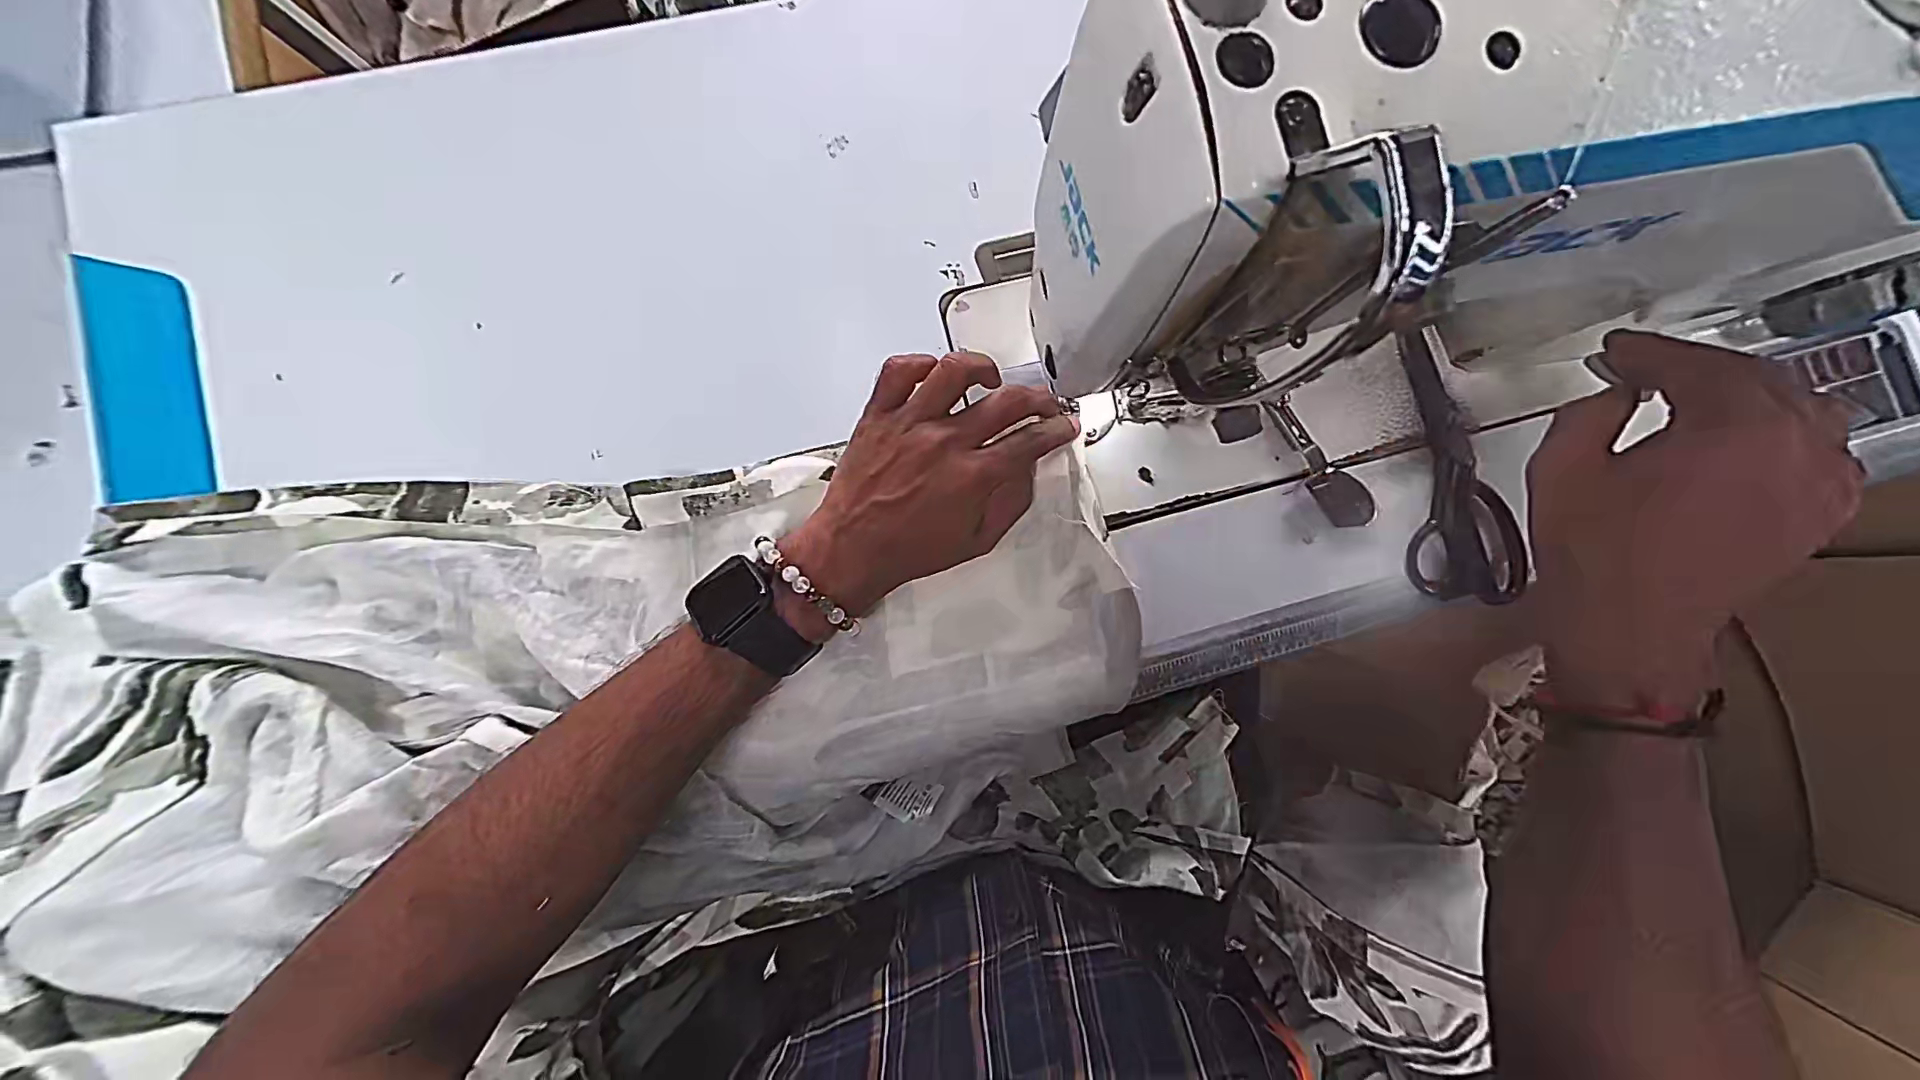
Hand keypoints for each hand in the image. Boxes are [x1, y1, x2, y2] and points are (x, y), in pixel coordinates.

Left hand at [774, 351, 1078, 638]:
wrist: (851, 550)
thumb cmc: (906, 550)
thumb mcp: (977, 540)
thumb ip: (1011, 502)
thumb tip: (1028, 470)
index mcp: (972, 478)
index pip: (1031, 439)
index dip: (1056, 429)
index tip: (1061, 426)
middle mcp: (943, 444)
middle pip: (1008, 400)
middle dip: (1039, 398)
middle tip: (1041, 404)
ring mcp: (909, 425)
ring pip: (955, 370)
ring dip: (983, 368)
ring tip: (989, 379)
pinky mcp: (879, 416)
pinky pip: (899, 371)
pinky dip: (920, 363)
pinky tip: (934, 374)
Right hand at [1527, 331, 1862, 711]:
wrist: (1629, 624)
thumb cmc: (1593, 553)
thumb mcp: (1559, 470)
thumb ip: (1588, 413)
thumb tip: (1614, 394)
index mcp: (1730, 428)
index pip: (1693, 365)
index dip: (1647, 352)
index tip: (1618, 349)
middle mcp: (1794, 445)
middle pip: (1754, 378)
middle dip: (1695, 368)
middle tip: (1647, 369)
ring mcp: (1819, 481)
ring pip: (1797, 407)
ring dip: (1743, 394)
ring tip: (1697, 398)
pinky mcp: (1820, 512)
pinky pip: (1817, 449)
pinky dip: (1778, 432)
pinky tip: (1743, 441)